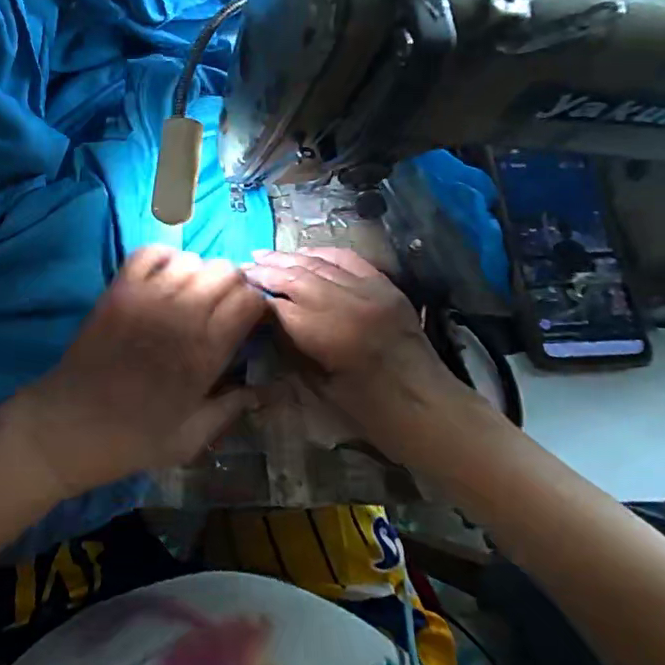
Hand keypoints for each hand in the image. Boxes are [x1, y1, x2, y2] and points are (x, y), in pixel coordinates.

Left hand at [7, 247, 264, 495]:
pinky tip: (163, 279)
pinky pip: (149, 252)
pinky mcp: (118, 291)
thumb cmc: (134, 439)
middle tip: (220, 308)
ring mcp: (147, 298)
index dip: (255, 307)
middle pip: (225, 272)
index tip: (247, 322)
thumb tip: (268, 390)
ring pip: (191, 259)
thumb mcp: (191, 437)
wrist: (71, 426)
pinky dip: (163, 258)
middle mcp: (182, 316)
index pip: (250, 301)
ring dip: (198, 274)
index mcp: (206, 352)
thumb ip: (231, 408)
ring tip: (190, 296)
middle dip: (232, 287)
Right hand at [242, 248, 475, 451]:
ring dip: (289, 258)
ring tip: (264, 255)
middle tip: (243, 268)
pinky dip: (323, 253)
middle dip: (266, 271)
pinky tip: (304, 253)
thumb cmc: (370, 411)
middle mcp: (347, 303)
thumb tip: (266, 320)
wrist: (428, 407)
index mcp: (328, 334)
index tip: (236, 290)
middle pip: (294, 277)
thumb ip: (291, 346)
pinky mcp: (386, 286)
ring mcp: (369, 291)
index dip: (254, 296)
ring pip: (319, 263)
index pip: (278, 305)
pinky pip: (348, 259)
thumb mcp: (318, 385)